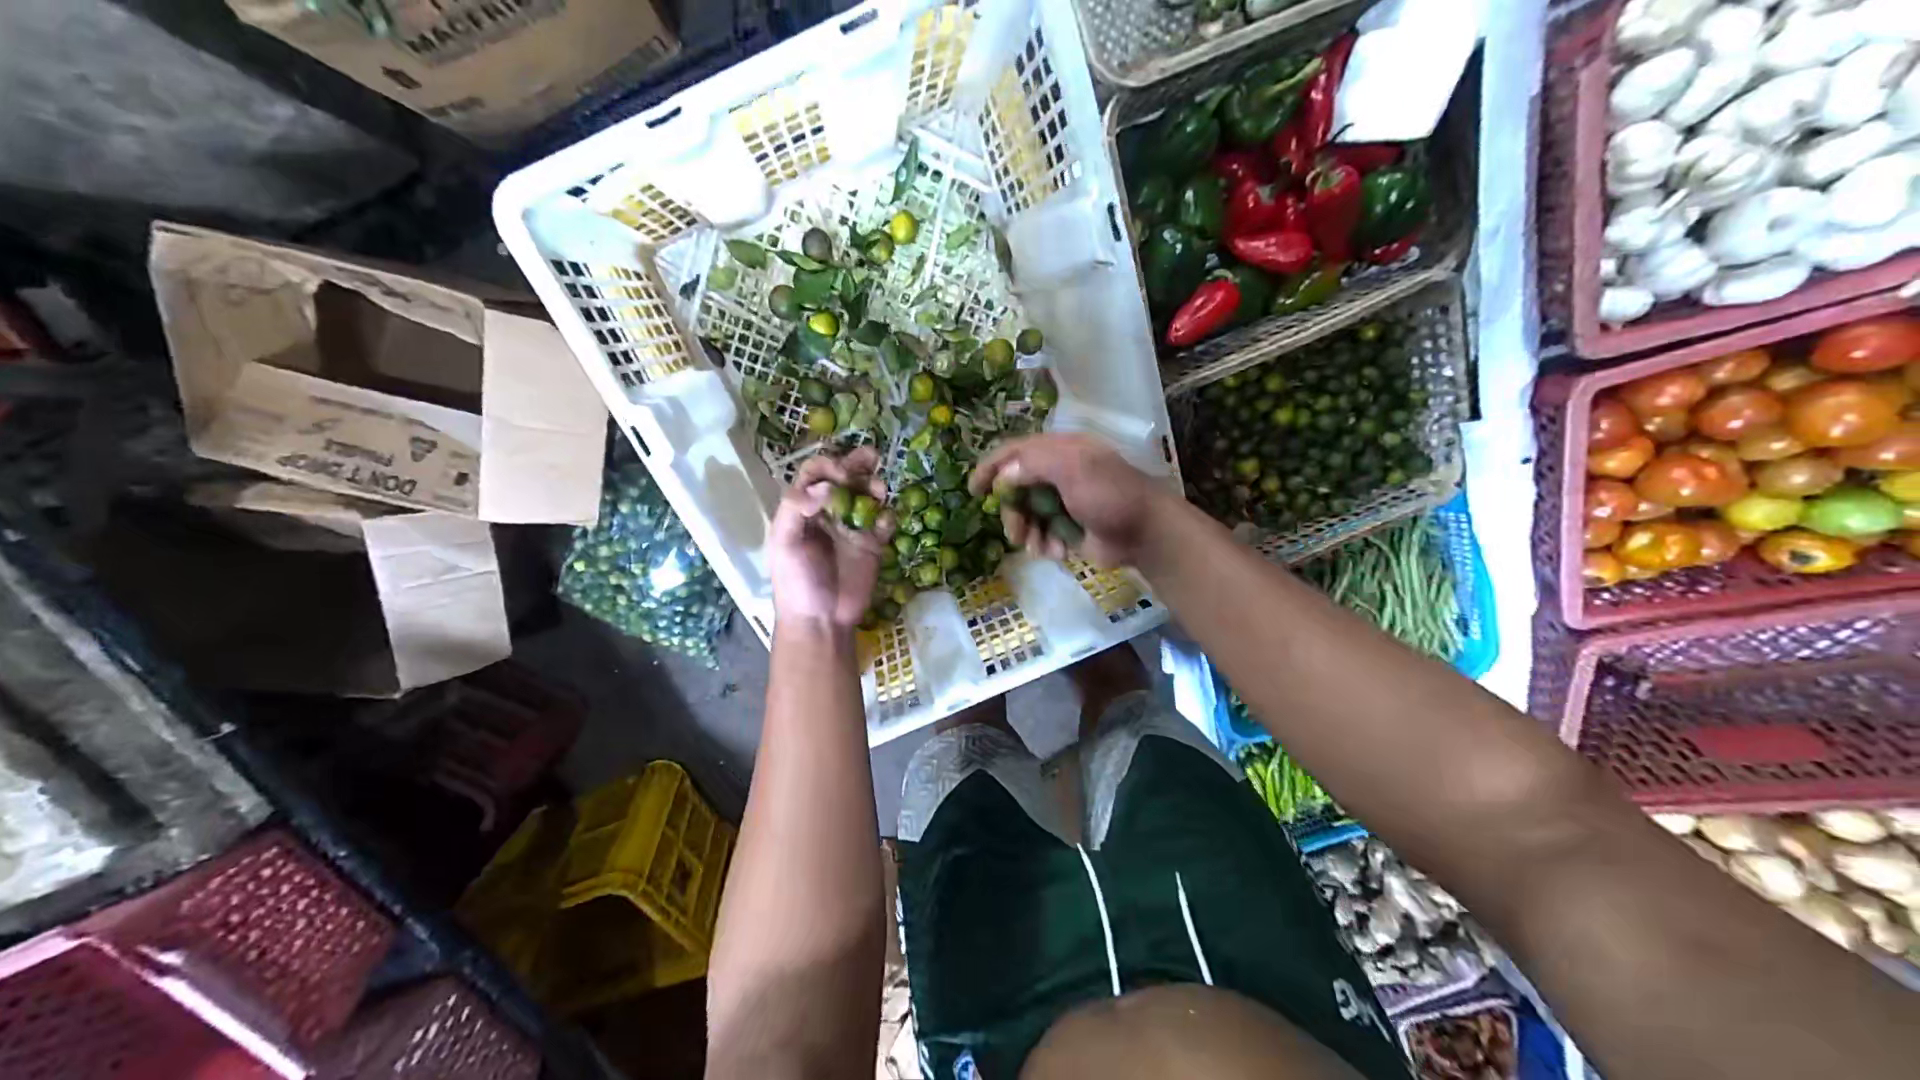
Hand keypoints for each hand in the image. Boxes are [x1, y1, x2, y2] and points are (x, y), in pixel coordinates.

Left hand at [770, 448, 894, 630]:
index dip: (829, 466)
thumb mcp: (784, 544)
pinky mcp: (873, 543)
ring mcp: (852, 526)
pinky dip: (887, 515)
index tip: (841, 476)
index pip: (815, 473)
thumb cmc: (796, 582)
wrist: (821, 620)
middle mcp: (828, 511)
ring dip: (875, 485)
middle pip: (845, 476)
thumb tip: (827, 486)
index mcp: (803, 508)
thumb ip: (797, 509)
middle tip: (872, 458)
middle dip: (858, 462)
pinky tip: (884, 522)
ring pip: (867, 494)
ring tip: (879, 491)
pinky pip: (884, 521)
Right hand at [969, 434, 1168, 567]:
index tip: (974, 490)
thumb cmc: (1110, 494)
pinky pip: (1042, 535)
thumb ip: (1034, 464)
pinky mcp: (1068, 528)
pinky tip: (1060, 552)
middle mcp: (1057, 473)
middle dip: (1012, 513)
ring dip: (1029, 534)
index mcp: (1059, 451)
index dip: (991, 468)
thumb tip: (1004, 475)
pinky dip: (1045, 545)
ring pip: (1026, 517)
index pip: (1015, 452)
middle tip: (1015, 532)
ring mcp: (1063, 502)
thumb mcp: (1072, 468)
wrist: (1145, 533)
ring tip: (1041, 547)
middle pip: (1015, 490)